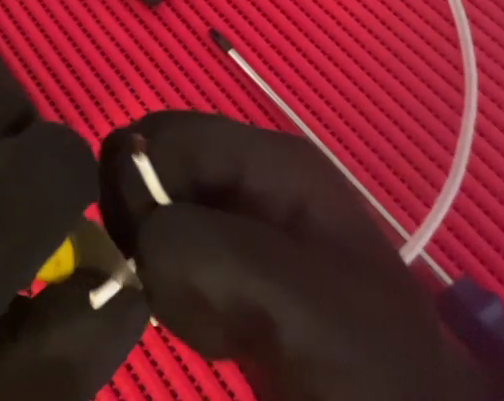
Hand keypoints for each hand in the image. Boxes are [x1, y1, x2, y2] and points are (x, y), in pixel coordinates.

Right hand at [99, 113, 480, 400]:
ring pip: (150, 214)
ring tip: (208, 317)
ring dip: (157, 269)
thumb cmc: (365, 367)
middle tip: (173, 285)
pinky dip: (170, 292)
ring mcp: (240, 223)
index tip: (150, 252)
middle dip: (143, 226)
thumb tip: (143, 231)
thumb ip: (209, 249)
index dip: (138, 186)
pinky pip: (167, 258)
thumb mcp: (296, 302)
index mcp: (270, 160)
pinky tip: (215, 330)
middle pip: (149, 167)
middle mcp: (250, 176)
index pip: (162, 135)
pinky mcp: (232, 268)